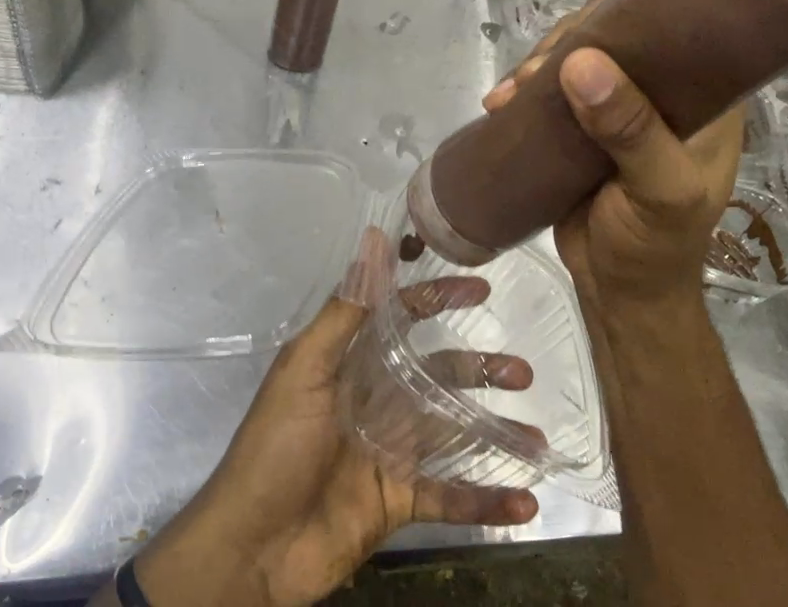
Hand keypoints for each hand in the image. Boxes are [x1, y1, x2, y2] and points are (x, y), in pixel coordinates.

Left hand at [125, 230, 538, 606]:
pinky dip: (486, 502)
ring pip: (454, 434)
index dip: (438, 299)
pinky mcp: (398, 502)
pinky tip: (526, 505)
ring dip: (497, 435)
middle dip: (481, 369)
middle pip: (439, 376)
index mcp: (352, 366)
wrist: (250, 549)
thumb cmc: (275, 448)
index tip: (481, 286)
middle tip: (523, 371)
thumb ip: (345, 310)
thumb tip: (375, 238)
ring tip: (538, 439)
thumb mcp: (305, 370)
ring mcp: (390, 453)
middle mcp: (376, 403)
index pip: (402, 320)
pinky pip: (450, 497)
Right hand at [483, 0, 742, 306]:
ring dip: (540, 68)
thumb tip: (582, 61)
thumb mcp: (658, 190)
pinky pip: (556, 96)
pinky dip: (526, 94)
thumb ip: (631, 129)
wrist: (620, 296)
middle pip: (615, 39)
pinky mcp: (585, 131)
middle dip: (567, 44)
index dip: (625, 17)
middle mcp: (666, 95)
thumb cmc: (655, 246)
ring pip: (579, 63)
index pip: (671, 30)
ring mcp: (622, 112)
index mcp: (707, 98)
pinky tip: (499, 104)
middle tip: (534, 72)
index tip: (580, 29)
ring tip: (509, 94)